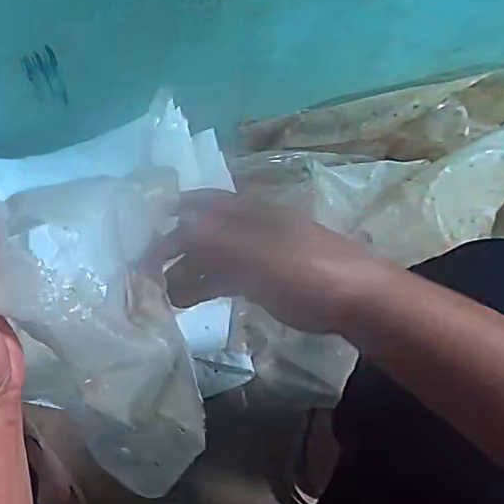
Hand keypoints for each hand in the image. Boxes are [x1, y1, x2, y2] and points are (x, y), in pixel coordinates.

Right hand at [150, 189, 396, 334]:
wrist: (358, 301)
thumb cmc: (306, 268)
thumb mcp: (255, 250)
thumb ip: (213, 238)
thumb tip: (177, 225)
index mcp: (249, 213)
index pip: (206, 202)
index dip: (177, 207)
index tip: (150, 219)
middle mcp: (248, 230)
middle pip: (202, 234)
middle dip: (174, 248)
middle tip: (145, 268)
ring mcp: (255, 257)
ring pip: (210, 260)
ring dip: (184, 273)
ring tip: (161, 293)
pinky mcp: (261, 283)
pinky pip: (222, 280)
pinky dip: (201, 287)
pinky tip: (184, 300)